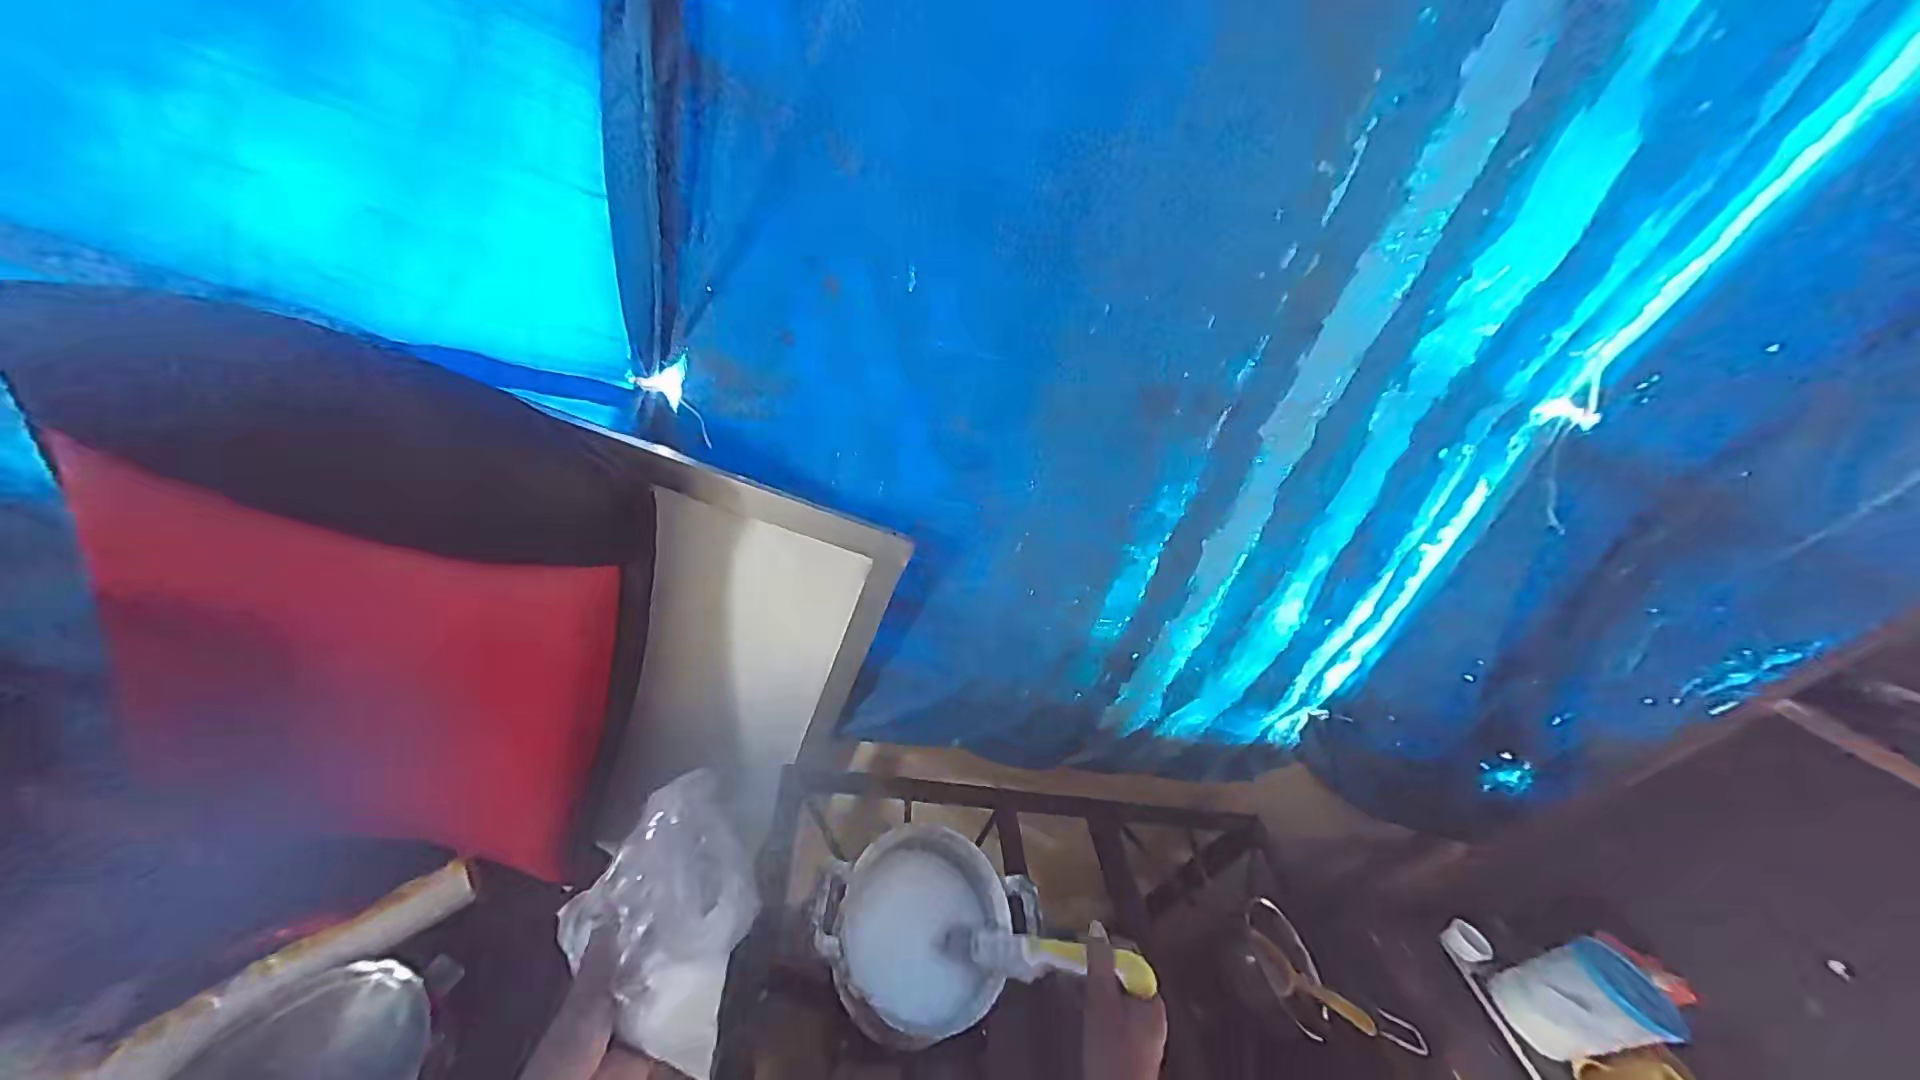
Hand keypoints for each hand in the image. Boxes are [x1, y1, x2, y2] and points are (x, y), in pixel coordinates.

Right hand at [1082, 929, 1166, 1079]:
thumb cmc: (1111, 1053)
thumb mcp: (1101, 1001)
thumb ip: (1099, 962)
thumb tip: (1096, 927)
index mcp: (1152, 1000)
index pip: (1131, 958)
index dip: (1106, 947)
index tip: (1081, 944)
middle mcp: (1151, 1014)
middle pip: (1122, 976)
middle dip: (1096, 967)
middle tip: (1073, 964)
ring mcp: (1141, 1032)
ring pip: (1115, 995)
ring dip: (1093, 986)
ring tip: (1072, 984)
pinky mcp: (1129, 1046)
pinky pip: (1113, 1013)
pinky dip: (1096, 1006)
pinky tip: (1080, 1008)